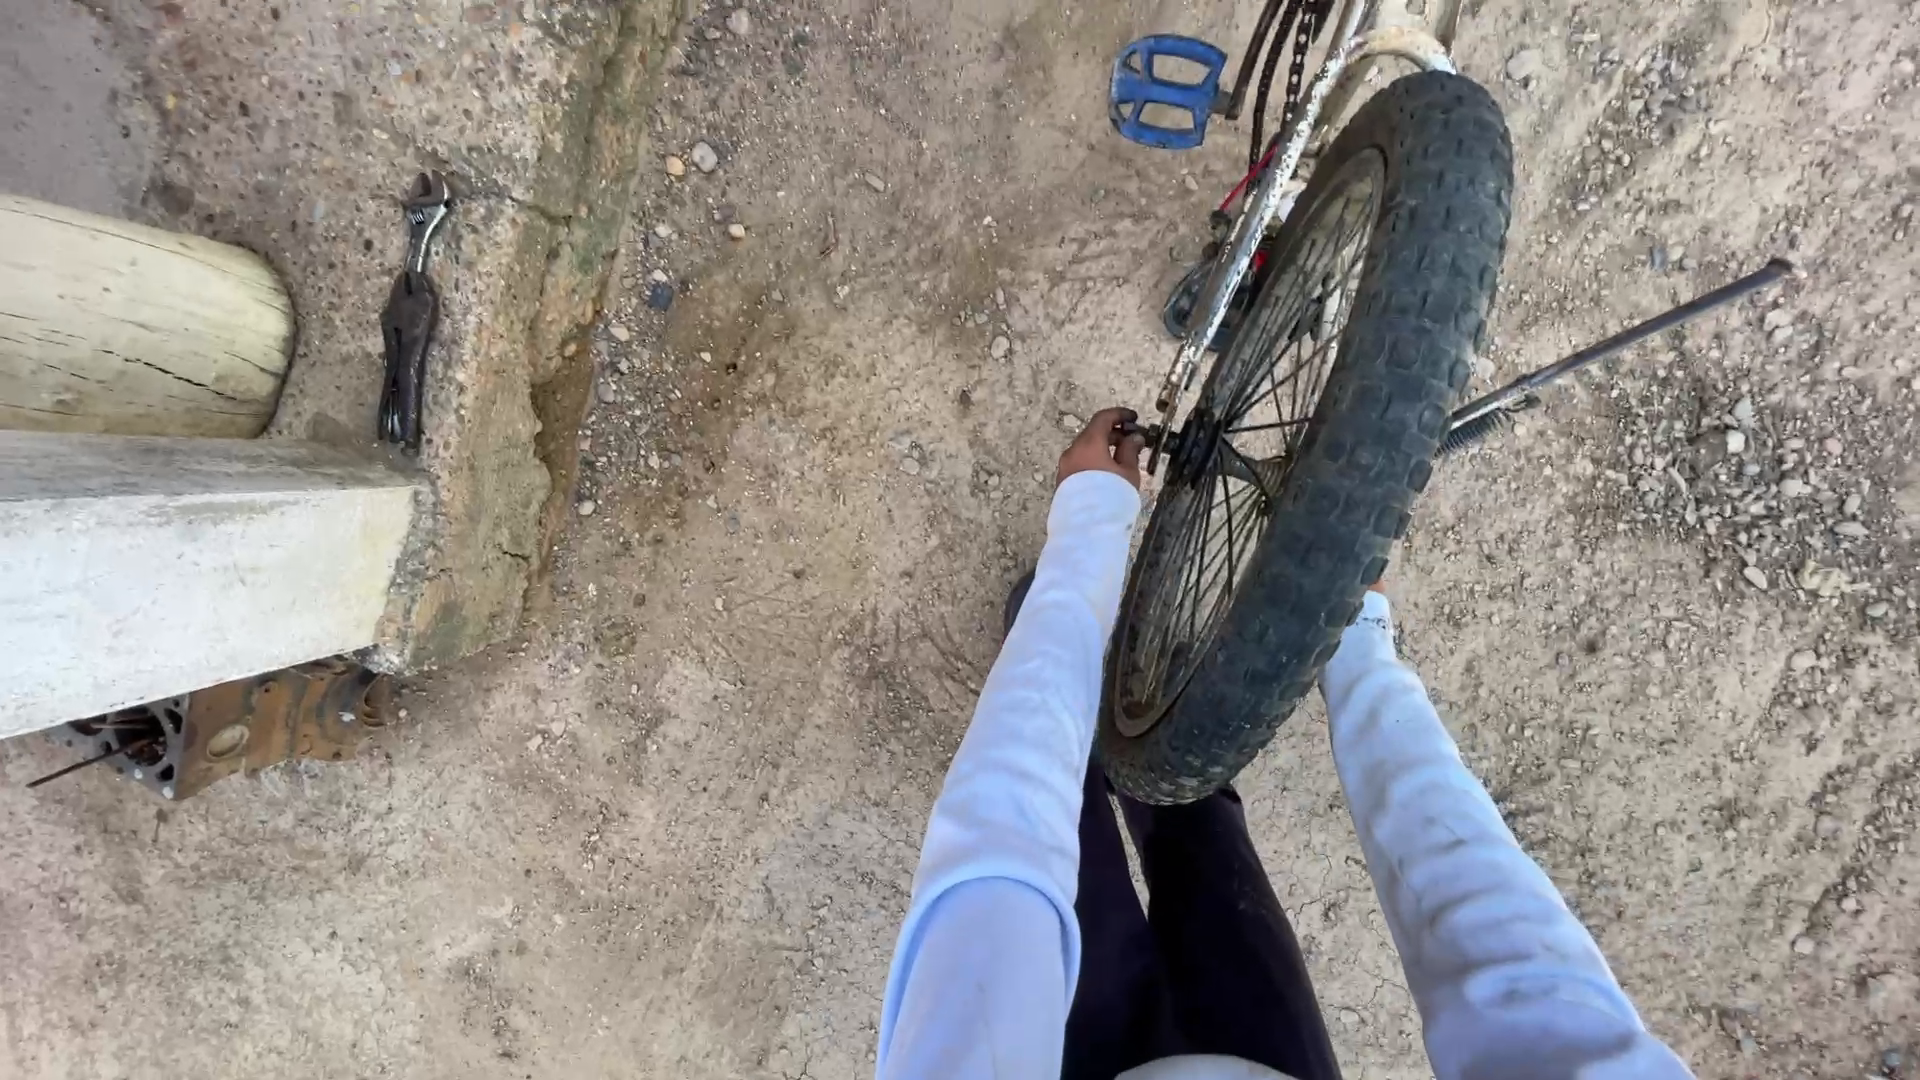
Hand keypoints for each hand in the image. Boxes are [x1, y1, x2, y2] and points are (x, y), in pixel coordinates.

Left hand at [1056, 407, 1147, 489]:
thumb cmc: (1111, 496)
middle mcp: (1072, 451)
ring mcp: (1065, 466)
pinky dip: (1094, 460)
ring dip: (1103, 448)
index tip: (1134, 418)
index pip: (1102, 418)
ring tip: (1123, 458)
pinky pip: (1080, 462)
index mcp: (1088, 443)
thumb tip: (1133, 437)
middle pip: (1093, 433)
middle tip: (1133, 441)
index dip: (1120, 415)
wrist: (1086, 528)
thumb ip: (1130, 450)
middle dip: (1114, 433)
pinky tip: (1108, 471)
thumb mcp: (1127, 472)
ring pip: (1086, 449)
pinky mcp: (1063, 481)